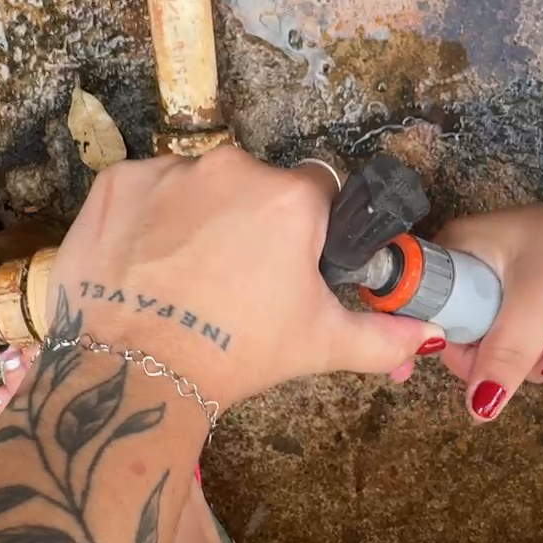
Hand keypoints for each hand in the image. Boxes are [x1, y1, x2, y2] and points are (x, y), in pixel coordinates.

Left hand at [46, 148, 439, 406]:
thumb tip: (426, 337)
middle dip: (255, 219)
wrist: (132, 374)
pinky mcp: (116, 183)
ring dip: (204, 215)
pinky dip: (152, 217)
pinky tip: (148, 262)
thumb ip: (383, 337)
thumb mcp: (321, 344)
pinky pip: (150, 189)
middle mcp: (232, 167)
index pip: (319, 189)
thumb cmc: (238, 352)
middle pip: (259, 185)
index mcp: (291, 199)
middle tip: (240, 277)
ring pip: (204, 184)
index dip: (311, 226)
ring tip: (190, 274)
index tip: (293, 259)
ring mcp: (168, 170)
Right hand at [430, 189, 542, 419]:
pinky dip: (528, 358)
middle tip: (515, 371)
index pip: (423, 301)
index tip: (462, 365)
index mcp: (458, 246)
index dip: (433, 336)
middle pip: (452, 329)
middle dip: (484, 358)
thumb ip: (506, 352)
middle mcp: (469, 265)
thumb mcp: (538, 299)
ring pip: (483, 342)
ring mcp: (496, 288)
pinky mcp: (522, 306)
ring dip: (512, 364)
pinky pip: (509, 342)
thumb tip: (479, 409)